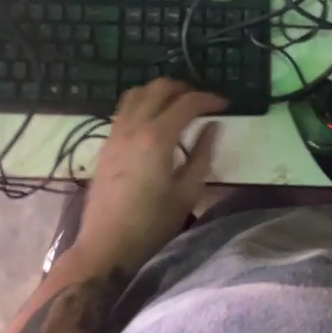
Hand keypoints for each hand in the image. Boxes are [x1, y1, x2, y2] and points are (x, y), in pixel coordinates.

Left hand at [75, 79, 224, 270]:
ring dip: (160, 92)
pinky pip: (125, 108)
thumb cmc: (152, 224)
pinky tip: (154, 122)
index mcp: (157, 136)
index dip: (209, 99)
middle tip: (201, 103)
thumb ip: (202, 154)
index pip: (187, 102)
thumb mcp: (187, 192)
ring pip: (138, 92)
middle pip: (159, 87)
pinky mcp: (106, 142)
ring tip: (177, 107)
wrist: (107, 245)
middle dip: (184, 89)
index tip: (225, 105)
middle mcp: (134, 126)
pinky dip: (143, 103)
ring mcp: (116, 132)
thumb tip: (213, 126)